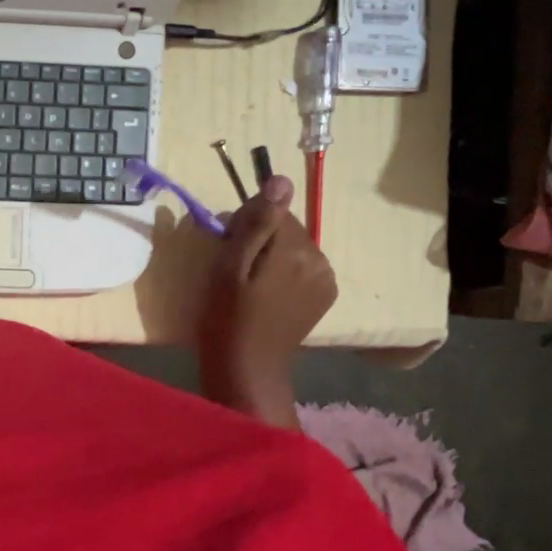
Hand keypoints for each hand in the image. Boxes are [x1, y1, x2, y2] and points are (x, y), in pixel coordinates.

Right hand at [197, 175, 336, 428]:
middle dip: (261, 238)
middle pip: (287, 226)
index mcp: (294, 249)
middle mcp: (319, 257)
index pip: (273, 208)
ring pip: (295, 245)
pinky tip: (268, 294)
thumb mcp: (229, 268)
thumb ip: (257, 223)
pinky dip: (285, 271)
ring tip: (250, 283)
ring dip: (273, 255)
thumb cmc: (225, 319)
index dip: (246, 222)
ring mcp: (326, 278)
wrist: (247, 370)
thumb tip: (280, 180)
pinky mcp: (325, 294)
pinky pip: (304, 265)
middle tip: (234, 268)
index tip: (227, 247)